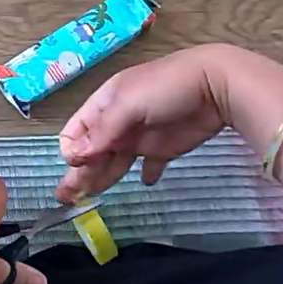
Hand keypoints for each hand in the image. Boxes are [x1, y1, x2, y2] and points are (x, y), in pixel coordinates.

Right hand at [57, 45, 241, 199]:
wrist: (216, 84)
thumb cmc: (166, 87)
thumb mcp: (128, 104)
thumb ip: (103, 131)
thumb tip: (74, 155)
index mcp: (105, 104)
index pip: (76, 130)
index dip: (72, 150)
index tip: (78, 166)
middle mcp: (118, 122)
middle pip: (91, 151)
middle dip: (78, 172)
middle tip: (66, 198)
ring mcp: (141, 136)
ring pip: (114, 161)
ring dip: (102, 177)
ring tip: (89, 198)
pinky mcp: (163, 148)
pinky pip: (149, 165)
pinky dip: (146, 174)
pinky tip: (145, 181)